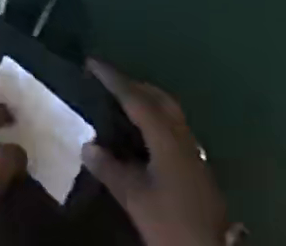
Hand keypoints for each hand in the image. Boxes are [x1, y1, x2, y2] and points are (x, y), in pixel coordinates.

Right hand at [80, 60, 232, 245]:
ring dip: (145, 101)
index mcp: (167, 140)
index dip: (112, 78)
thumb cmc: (171, 223)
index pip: (136, 99)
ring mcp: (194, 156)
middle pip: (159, 99)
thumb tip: (88, 146)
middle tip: (106, 80)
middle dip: (133, 84)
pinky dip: (153, 120)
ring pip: (169, 114)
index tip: (91, 62)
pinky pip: (172, 130)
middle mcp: (183, 140)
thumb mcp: (134, 197)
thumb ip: (109, 168)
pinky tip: (139, 136)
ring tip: (119, 102)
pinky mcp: (197, 171)